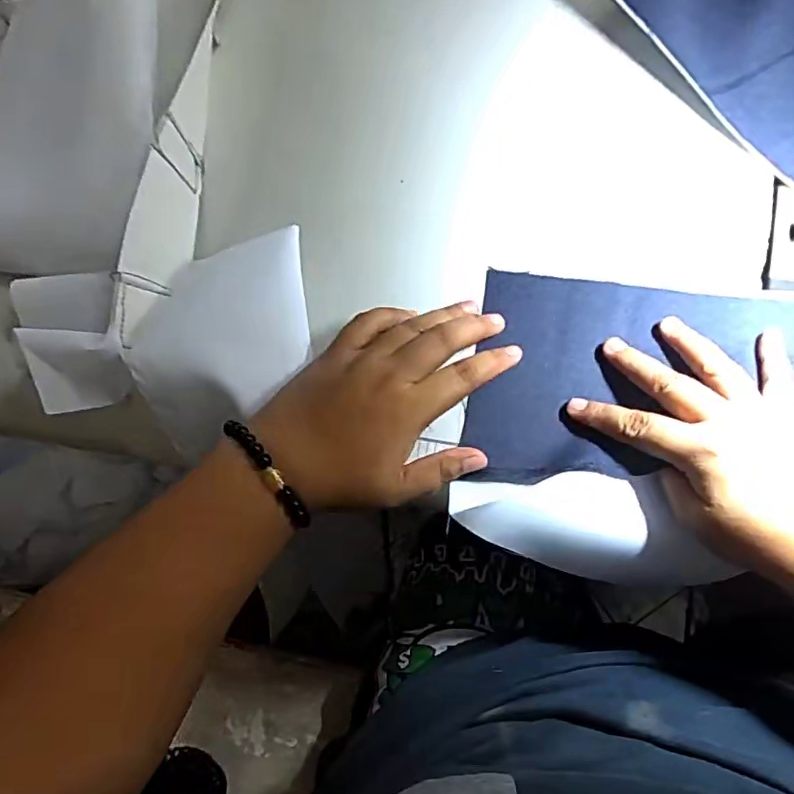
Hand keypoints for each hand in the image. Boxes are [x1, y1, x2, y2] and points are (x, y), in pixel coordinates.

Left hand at [249, 302, 520, 509]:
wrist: (281, 463)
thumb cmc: (342, 481)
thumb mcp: (396, 487)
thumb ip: (441, 469)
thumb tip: (481, 458)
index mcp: (410, 409)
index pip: (461, 379)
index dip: (490, 364)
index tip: (512, 352)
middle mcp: (391, 376)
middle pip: (440, 342)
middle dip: (472, 327)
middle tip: (495, 318)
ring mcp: (362, 360)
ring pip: (410, 327)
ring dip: (440, 314)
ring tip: (465, 305)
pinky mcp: (336, 354)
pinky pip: (369, 322)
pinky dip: (392, 314)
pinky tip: (408, 313)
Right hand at [565, 317, 793, 581]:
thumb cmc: (745, 536)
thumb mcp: (692, 515)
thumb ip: (674, 479)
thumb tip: (668, 458)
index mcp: (698, 451)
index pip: (638, 427)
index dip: (602, 417)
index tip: (575, 406)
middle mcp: (725, 423)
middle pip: (671, 386)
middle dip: (636, 365)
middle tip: (611, 346)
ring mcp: (756, 416)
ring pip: (717, 369)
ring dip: (689, 345)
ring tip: (668, 325)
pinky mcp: (782, 419)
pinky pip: (777, 381)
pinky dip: (772, 357)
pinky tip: (767, 334)